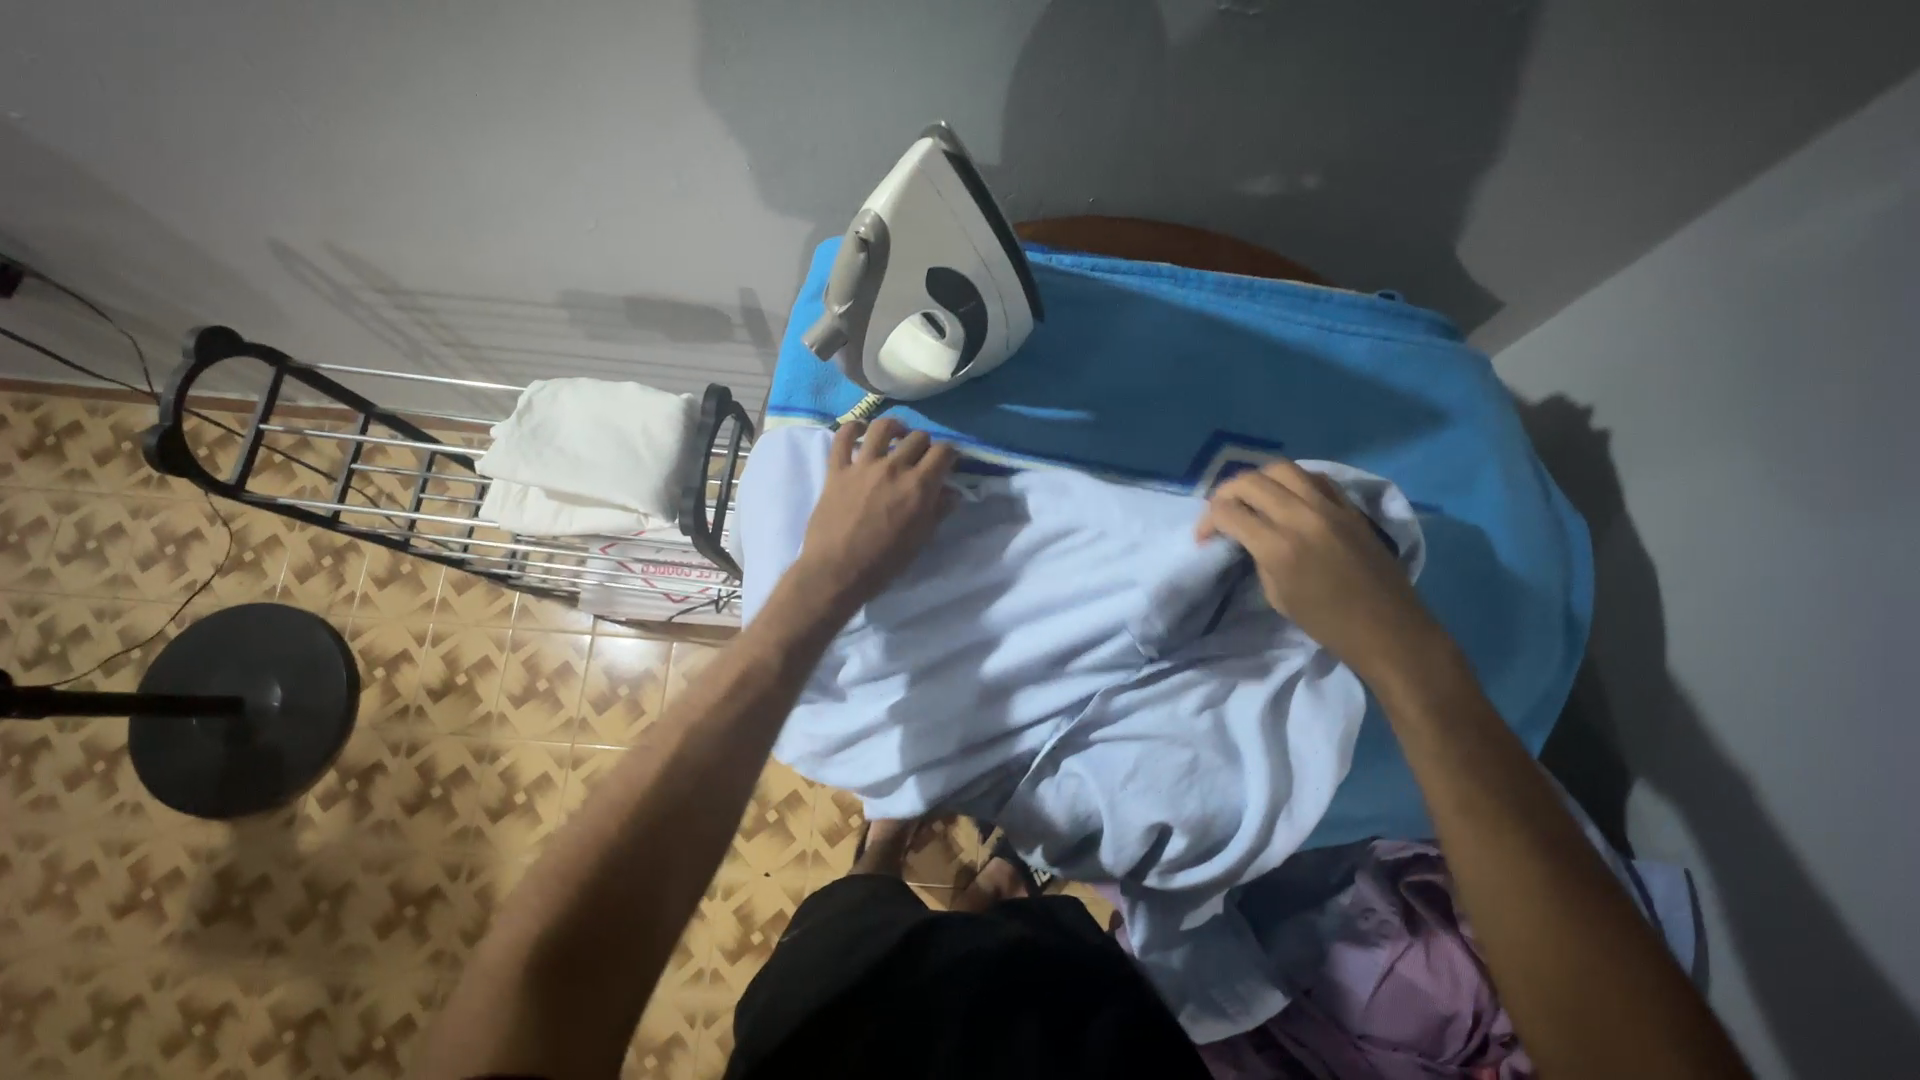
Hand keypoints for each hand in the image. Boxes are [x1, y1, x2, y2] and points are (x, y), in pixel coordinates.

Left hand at [795, 417, 956, 611]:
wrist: (837, 571)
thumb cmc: (883, 563)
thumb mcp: (920, 540)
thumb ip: (937, 511)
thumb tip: (951, 493)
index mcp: (919, 486)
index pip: (944, 452)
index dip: (950, 454)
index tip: (948, 462)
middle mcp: (894, 468)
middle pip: (917, 437)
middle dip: (925, 444)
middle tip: (921, 457)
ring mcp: (863, 465)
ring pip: (883, 428)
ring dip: (894, 428)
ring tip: (896, 435)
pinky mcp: (837, 469)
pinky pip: (843, 437)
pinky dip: (852, 428)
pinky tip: (859, 431)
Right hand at [1197, 459, 1447, 683]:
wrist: (1386, 627)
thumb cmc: (1327, 623)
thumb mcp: (1277, 596)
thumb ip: (1260, 558)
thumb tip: (1252, 538)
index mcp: (1278, 546)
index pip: (1228, 512)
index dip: (1208, 521)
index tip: (1205, 537)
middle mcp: (1301, 516)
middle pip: (1250, 482)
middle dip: (1225, 493)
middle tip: (1221, 512)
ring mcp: (1329, 507)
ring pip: (1281, 468)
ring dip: (1258, 479)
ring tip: (1253, 498)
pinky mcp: (1350, 507)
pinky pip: (1314, 478)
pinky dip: (1293, 482)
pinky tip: (1288, 497)